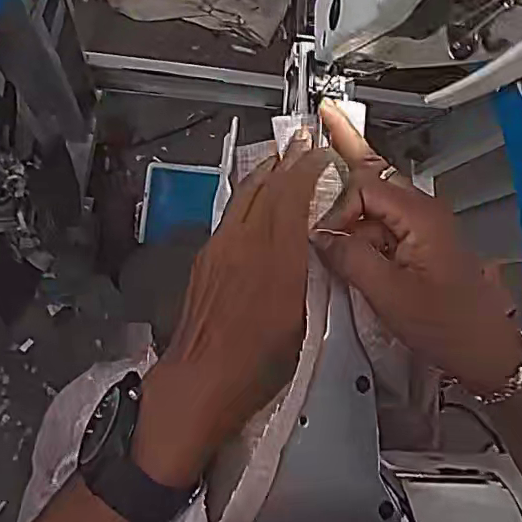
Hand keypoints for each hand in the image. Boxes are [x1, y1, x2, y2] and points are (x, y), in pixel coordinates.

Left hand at [132, 137, 335, 487]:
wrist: (200, 380)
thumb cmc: (255, 362)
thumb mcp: (303, 319)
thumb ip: (312, 274)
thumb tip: (319, 247)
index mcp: (277, 257)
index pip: (294, 196)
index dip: (309, 169)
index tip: (322, 154)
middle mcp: (245, 243)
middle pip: (267, 186)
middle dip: (288, 160)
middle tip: (303, 141)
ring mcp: (221, 248)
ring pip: (244, 195)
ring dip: (265, 172)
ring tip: (280, 158)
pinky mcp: (205, 258)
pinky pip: (230, 213)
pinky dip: (247, 195)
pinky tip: (253, 199)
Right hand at [311, 100, 521, 394]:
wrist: (484, 350)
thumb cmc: (451, 325)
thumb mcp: (390, 295)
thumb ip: (351, 259)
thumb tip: (321, 239)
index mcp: (420, 217)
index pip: (365, 187)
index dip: (336, 210)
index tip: (320, 236)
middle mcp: (422, 214)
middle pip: (375, 174)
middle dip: (348, 146)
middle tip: (328, 116)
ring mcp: (421, 228)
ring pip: (375, 199)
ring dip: (349, 194)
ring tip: (327, 179)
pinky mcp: (417, 245)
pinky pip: (381, 223)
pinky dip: (358, 223)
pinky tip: (342, 235)